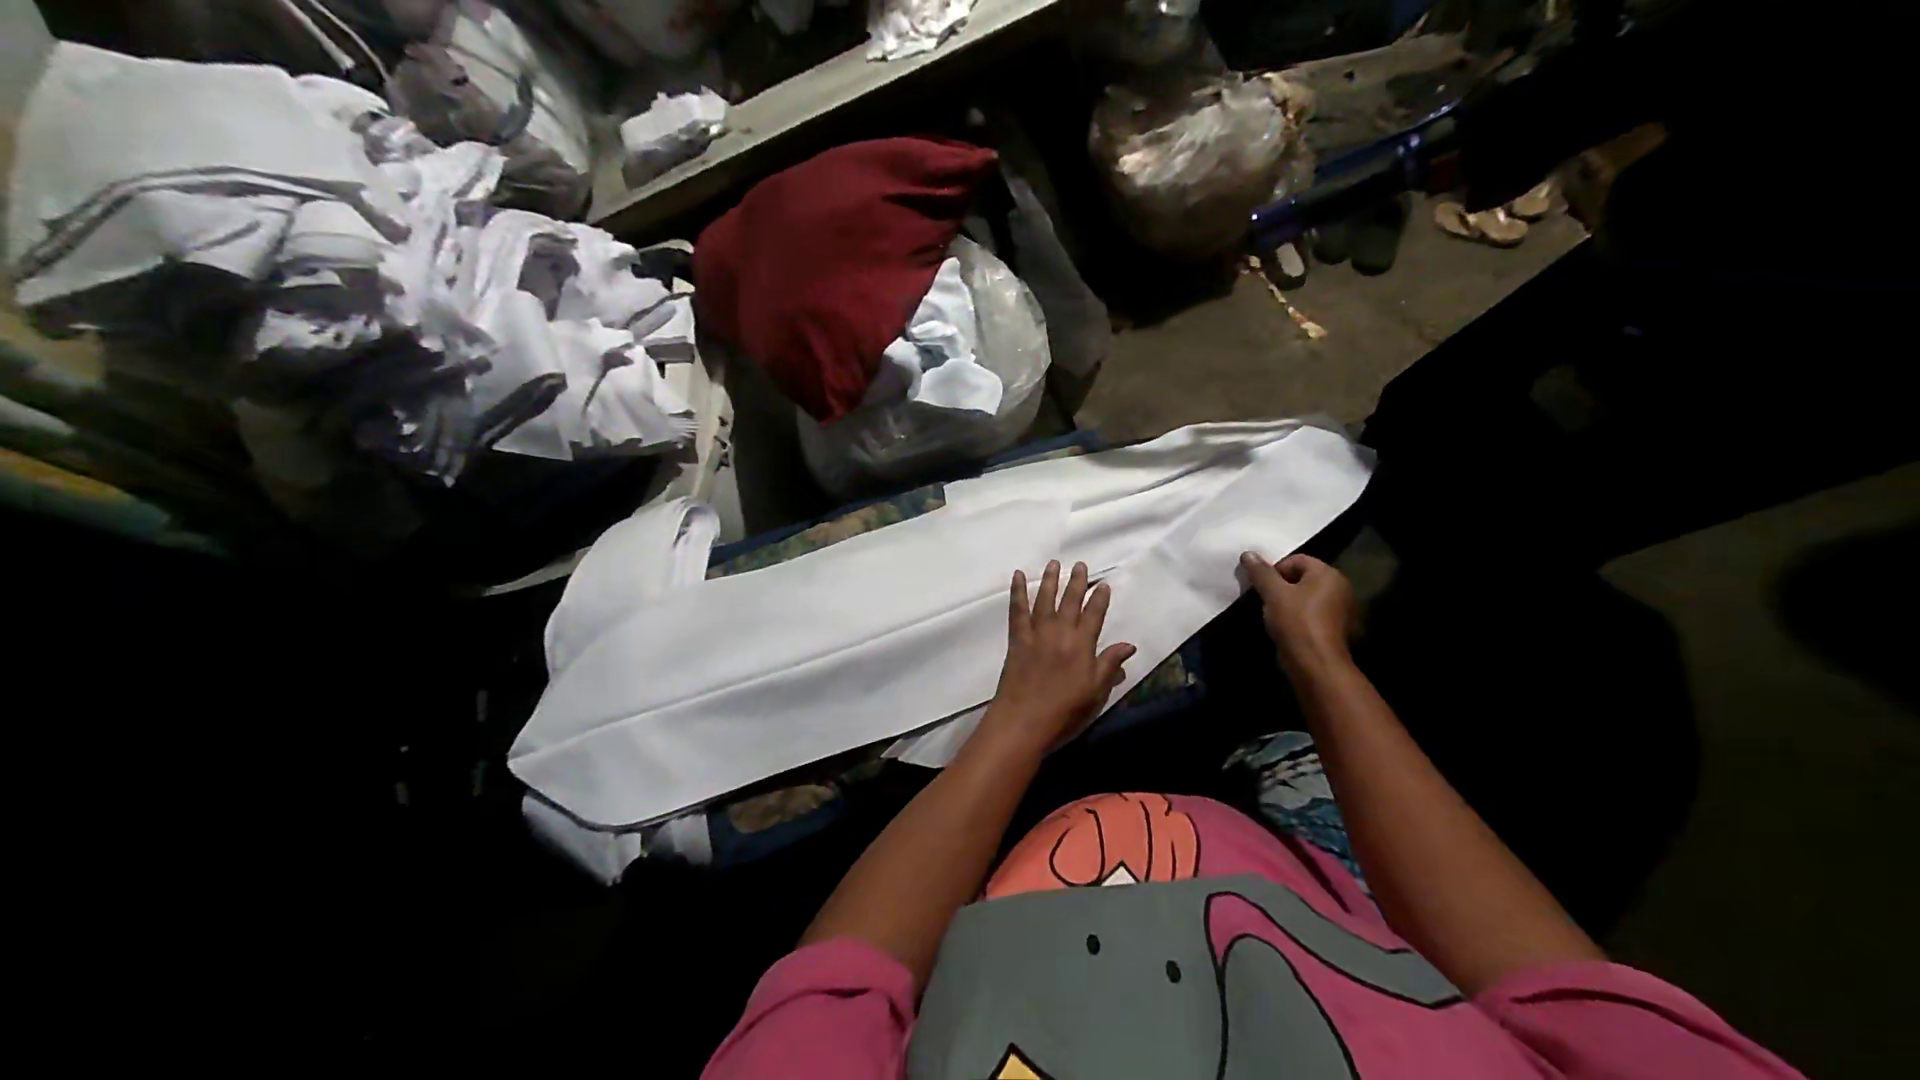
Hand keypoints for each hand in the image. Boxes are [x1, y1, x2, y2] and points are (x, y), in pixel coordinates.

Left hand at [978, 560, 1136, 752]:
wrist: (1024, 720)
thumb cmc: (1065, 710)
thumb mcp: (1096, 691)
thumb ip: (1110, 664)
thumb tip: (1129, 645)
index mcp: (1082, 644)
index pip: (1095, 614)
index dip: (1100, 598)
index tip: (1104, 584)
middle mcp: (1060, 632)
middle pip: (1070, 601)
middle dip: (1077, 582)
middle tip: (1081, 565)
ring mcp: (1036, 633)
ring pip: (1045, 599)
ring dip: (1050, 580)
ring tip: (1055, 564)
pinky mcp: (1017, 639)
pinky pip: (1017, 610)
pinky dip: (1017, 592)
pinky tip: (1018, 577)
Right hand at [1241, 552, 1356, 676]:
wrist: (1315, 663)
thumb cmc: (1296, 622)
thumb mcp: (1273, 593)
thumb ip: (1261, 572)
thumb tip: (1248, 553)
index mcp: (1328, 574)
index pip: (1296, 560)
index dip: (1275, 570)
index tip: (1262, 587)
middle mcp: (1339, 587)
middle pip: (1301, 577)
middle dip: (1280, 586)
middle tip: (1265, 599)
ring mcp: (1339, 609)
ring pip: (1305, 596)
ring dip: (1286, 602)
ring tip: (1273, 614)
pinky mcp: (1333, 627)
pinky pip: (1310, 612)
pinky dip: (1297, 615)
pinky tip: (1285, 627)